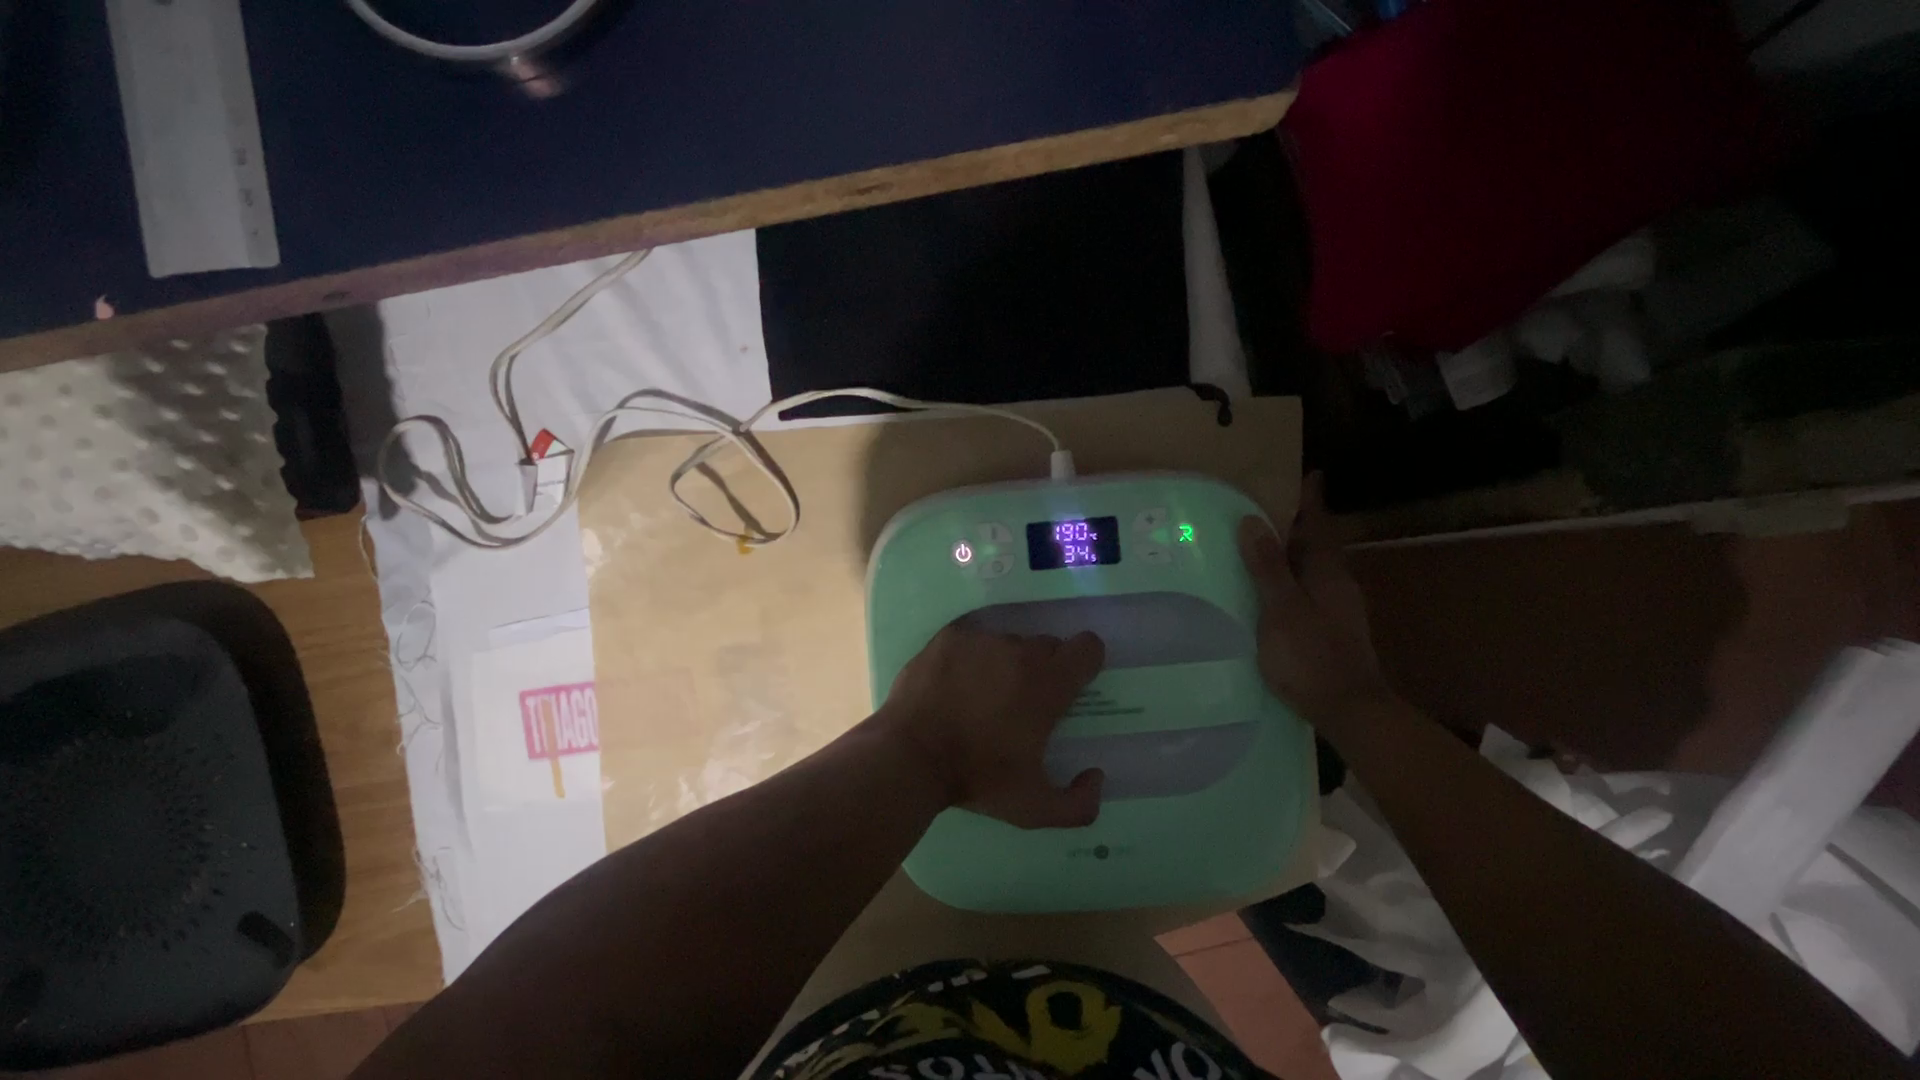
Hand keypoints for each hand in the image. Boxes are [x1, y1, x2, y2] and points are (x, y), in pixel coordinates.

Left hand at [879, 625, 1105, 828]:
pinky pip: (973, 638)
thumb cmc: (976, 779)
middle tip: (1023, 701)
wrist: (909, 757)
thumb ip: (1079, 805)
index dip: (1085, 663)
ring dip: (1005, 661)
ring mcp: (981, 639)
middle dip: (1044, 668)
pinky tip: (955, 682)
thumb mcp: (1034, 809)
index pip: (1087, 648)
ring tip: (983, 693)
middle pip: (1047, 645)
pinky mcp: (948, 637)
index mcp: (1048, 684)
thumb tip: (1095, 777)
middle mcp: (1019, 651)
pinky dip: (971, 655)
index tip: (1072, 685)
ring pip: (1008, 641)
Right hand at [1238, 473, 1391, 724]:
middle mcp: (1338, 585)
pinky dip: (1289, 584)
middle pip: (1316, 547)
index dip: (1311, 501)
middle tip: (1266, 510)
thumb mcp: (1281, 608)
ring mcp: (1338, 611)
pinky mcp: (1331, 634)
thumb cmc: (1312, 655)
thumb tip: (1252, 520)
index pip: (1318, 525)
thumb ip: (1267, 567)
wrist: (1349, 710)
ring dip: (1291, 557)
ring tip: (1260, 550)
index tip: (1310, 474)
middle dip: (1296, 527)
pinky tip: (1269, 596)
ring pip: (1312, 572)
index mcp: (1327, 573)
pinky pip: (1307, 595)